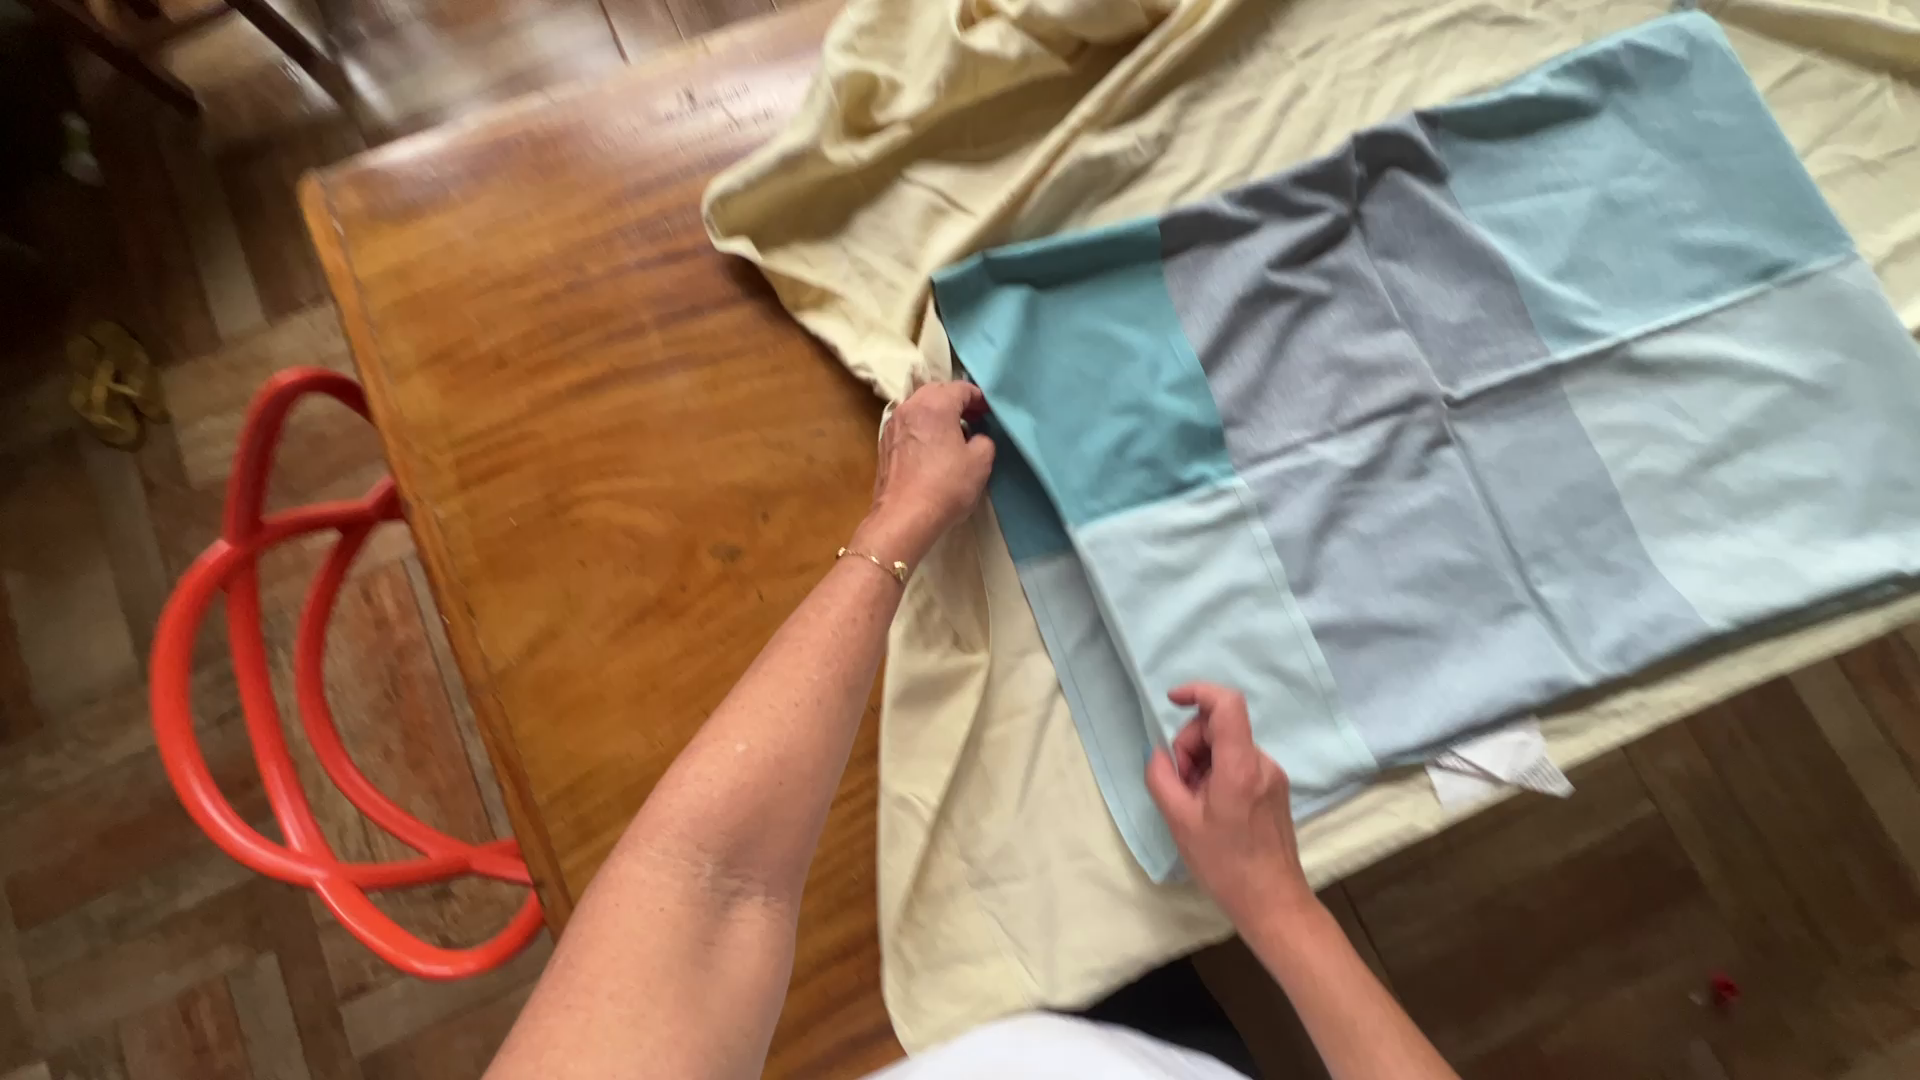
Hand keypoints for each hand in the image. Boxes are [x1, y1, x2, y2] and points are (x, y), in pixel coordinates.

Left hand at [850, 381, 994, 564]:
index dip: (978, 397)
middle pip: (935, 392)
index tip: (988, 412)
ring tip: (953, 432)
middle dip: (955, 400)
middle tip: (972, 418)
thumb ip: (984, 441)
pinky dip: (922, 427)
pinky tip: (932, 448)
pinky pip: (907, 425)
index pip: (960, 388)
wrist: (904, 517)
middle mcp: (909, 408)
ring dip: (937, 413)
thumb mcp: (980, 462)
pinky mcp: (884, 445)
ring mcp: (892, 426)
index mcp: (935, 405)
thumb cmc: (946, 486)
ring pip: (918, 407)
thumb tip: (976, 438)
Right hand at [1146, 683, 1317, 929]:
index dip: (1198, 691)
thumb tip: (1161, 754)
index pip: (1227, 704)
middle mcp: (1262, 763)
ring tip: (1196, 803)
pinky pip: (1239, 763)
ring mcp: (1273, 775)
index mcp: (1240, 767)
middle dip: (1190, 746)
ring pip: (1226, 747)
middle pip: (1219, 726)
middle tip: (1180, 785)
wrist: (1273, 904)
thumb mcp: (1179, 820)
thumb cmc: (1224, 865)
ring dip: (1202, 763)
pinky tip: (1212, 807)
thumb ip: (1161, 776)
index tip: (1172, 701)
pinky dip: (1218, 774)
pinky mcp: (1275, 788)